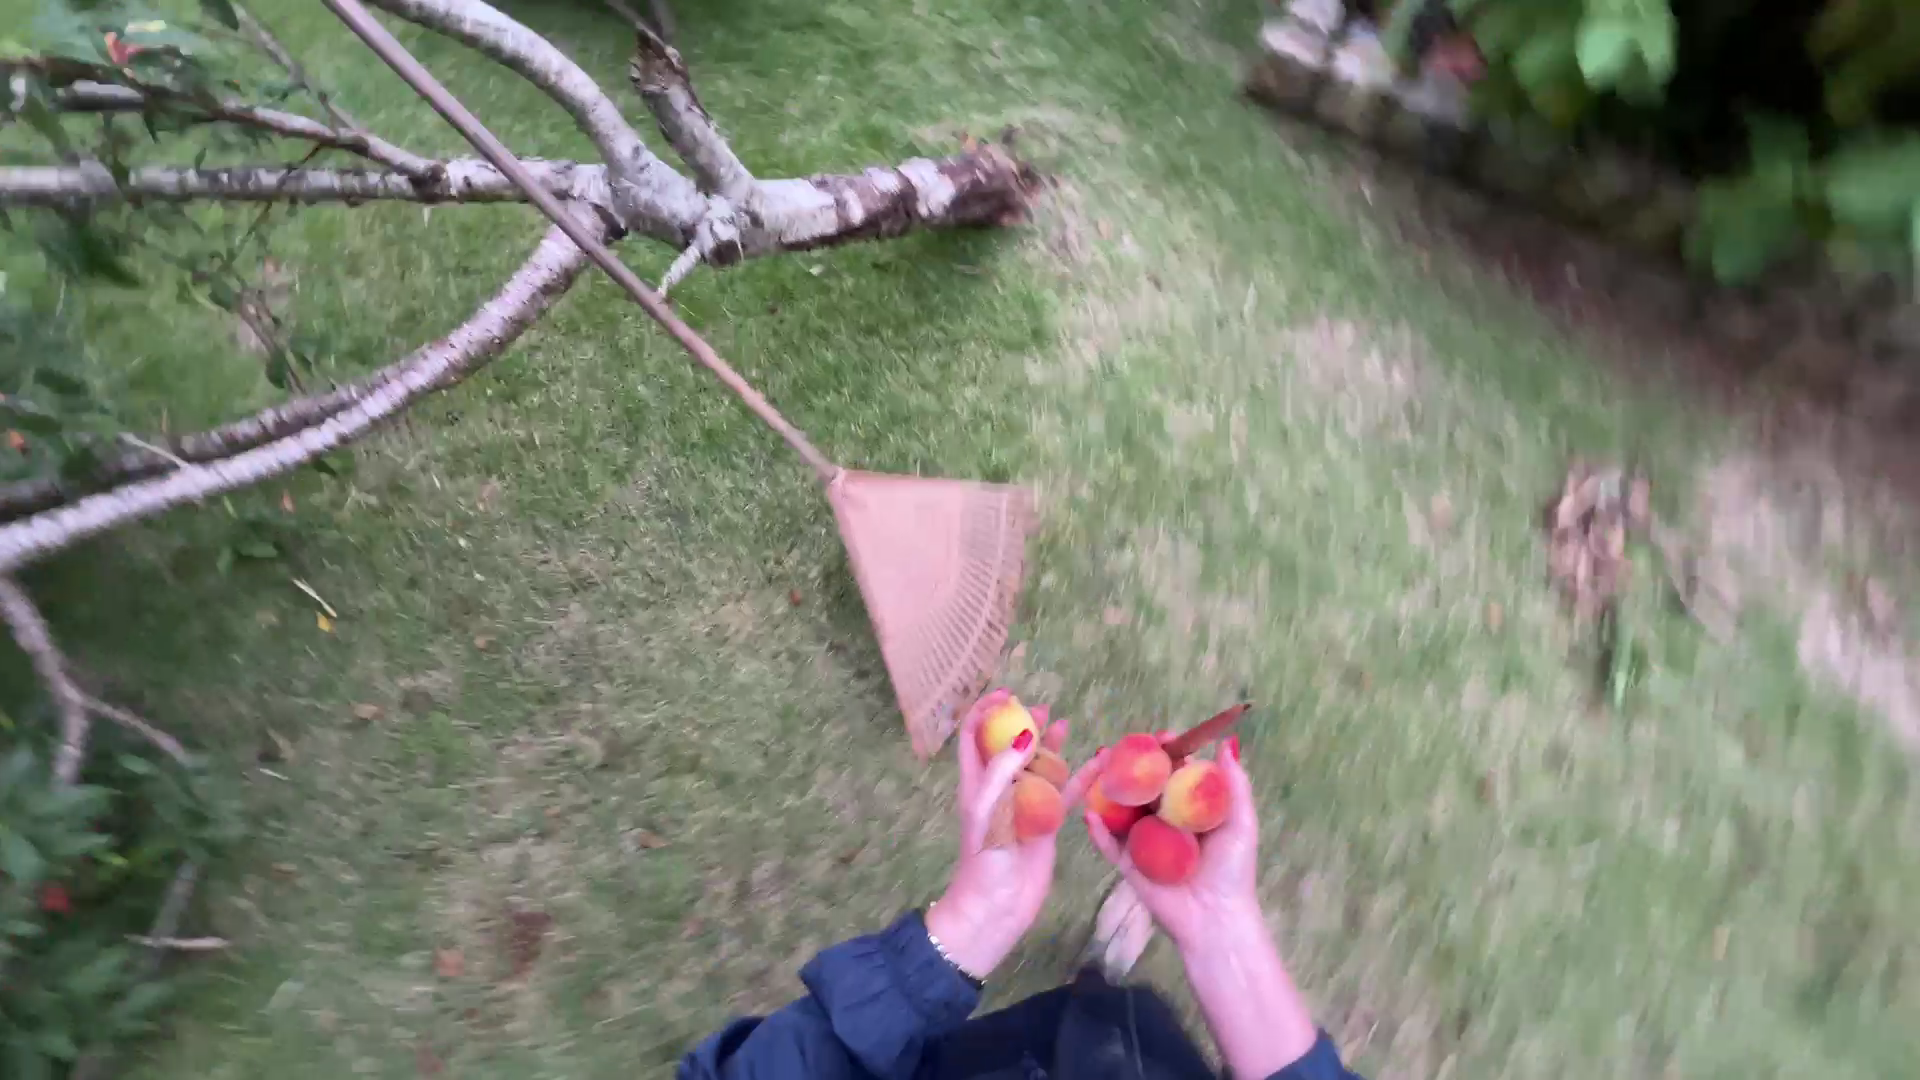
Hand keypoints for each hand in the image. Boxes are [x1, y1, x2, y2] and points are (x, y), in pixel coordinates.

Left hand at [925, 688, 1101, 979]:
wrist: (998, 910)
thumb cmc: (985, 860)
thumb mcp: (988, 811)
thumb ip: (1002, 771)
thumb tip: (1024, 735)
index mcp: (977, 782)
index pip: (974, 736)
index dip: (985, 711)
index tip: (1005, 694)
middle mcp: (1000, 789)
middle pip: (1010, 746)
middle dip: (1023, 723)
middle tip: (1041, 708)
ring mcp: (1025, 805)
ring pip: (1039, 766)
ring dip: (1050, 745)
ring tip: (1063, 723)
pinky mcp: (1048, 823)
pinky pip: (1067, 793)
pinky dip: (1082, 776)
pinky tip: (1098, 761)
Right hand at [1083, 734, 1261, 953]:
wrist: (1217, 918)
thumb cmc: (1233, 870)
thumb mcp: (1240, 823)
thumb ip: (1234, 784)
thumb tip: (1228, 742)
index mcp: (1188, 809)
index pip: (1172, 773)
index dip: (1166, 753)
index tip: (1162, 738)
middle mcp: (1162, 820)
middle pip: (1141, 786)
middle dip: (1128, 765)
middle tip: (1118, 748)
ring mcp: (1142, 841)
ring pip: (1120, 809)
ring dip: (1106, 788)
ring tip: (1096, 768)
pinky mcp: (1128, 864)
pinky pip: (1109, 844)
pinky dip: (1097, 829)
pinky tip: (1089, 813)